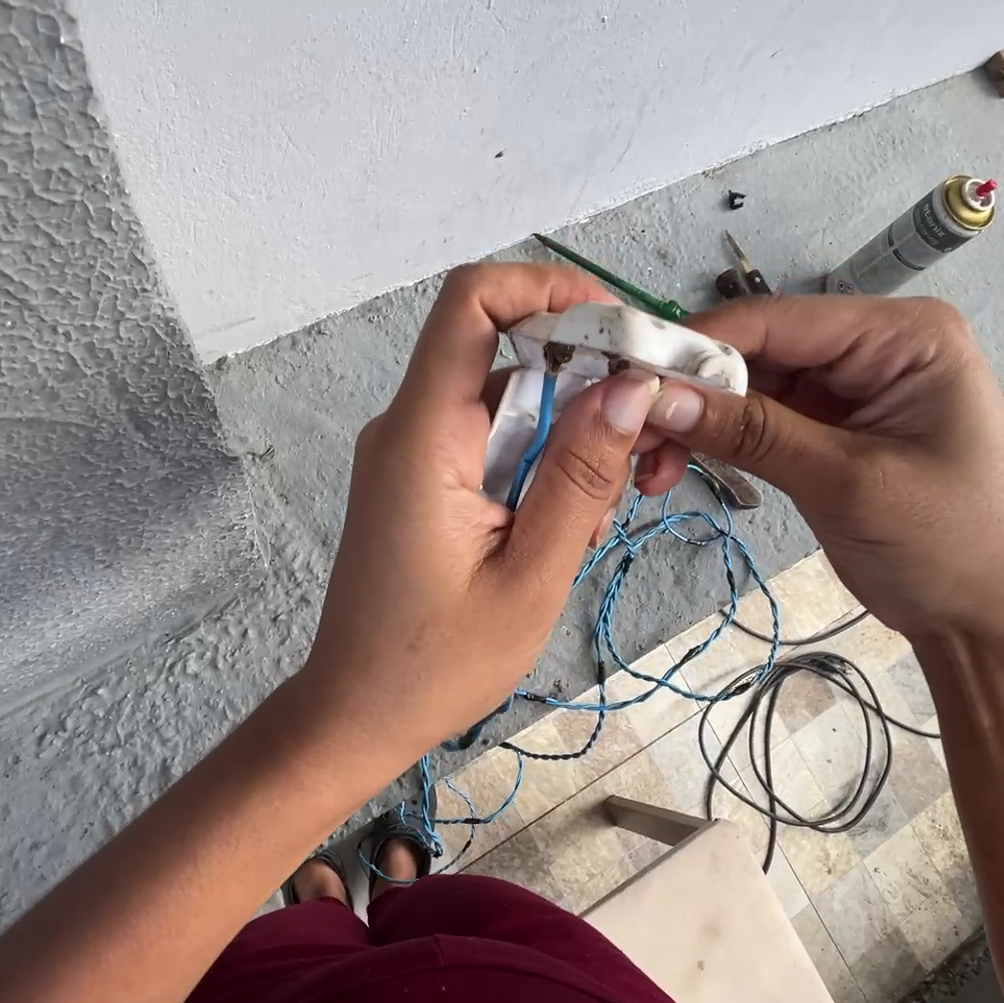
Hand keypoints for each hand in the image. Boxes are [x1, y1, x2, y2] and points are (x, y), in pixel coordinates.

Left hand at [299, 263, 664, 751]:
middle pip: (508, 354)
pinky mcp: (424, 481)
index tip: (619, 330)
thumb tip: (630, 386)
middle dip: (586, 382)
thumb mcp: (531, 576)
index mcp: (424, 437)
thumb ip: (581, 477)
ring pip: (511, 402)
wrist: (358, 713)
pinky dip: (542, 466)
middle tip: (645, 452)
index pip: (471, 303)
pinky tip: (564, 528)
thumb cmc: (436, 664)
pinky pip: (494, 442)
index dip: (547, 290)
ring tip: (603, 514)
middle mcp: (411, 427)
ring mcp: (414, 454)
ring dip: (571, 437)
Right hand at [643, 294, 1003, 642]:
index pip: (774, 321)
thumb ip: (750, 432)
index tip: (622, 381)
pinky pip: (757, 426)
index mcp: (899, 335)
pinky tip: (677, 471)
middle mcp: (870, 350)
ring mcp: (848, 394)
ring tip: (650, 471)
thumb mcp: (846, 482)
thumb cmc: (949, 544)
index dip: (693, 347)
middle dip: (688, 395)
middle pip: (754, 354)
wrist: (997, 625)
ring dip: (695, 426)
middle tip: (630, 442)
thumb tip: (654, 396)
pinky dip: (717, 447)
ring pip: (746, 392)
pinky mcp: (828, 435)